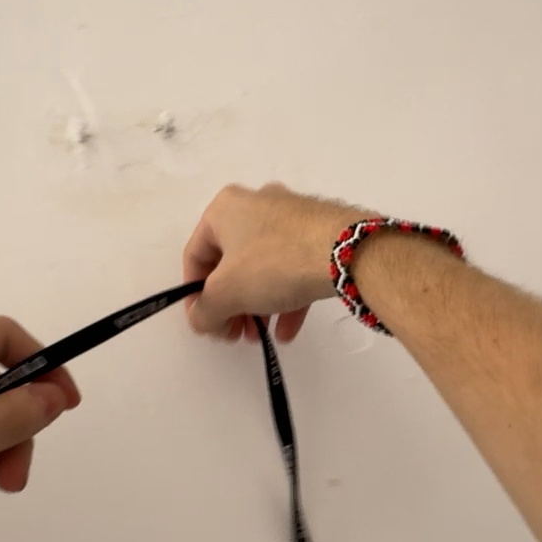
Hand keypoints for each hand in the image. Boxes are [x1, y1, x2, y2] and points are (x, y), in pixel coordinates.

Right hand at [183, 183, 370, 341]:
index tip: (205, 322)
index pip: (196, 255)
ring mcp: (292, 218)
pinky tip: (287, 330)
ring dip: (257, 306)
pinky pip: (294, 268)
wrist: (347, 252)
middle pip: (232, 263)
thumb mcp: (228, 293)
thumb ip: (204, 311)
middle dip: (230, 304)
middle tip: (234, 333)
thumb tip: (202, 320)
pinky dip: (286, 298)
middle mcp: (257, 205)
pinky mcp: (321, 233)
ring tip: (259, 336)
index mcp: (225, 208)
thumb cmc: (275, 263)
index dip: (194, 294)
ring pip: (264, 267)